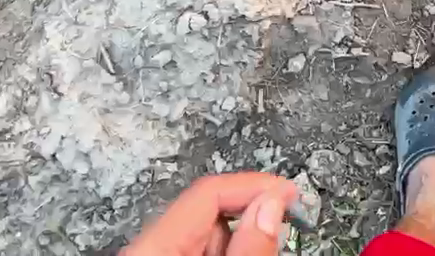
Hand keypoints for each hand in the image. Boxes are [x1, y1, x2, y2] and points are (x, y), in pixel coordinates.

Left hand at [121, 172, 297, 255]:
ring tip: (257, 250)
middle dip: (249, 216)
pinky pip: (193, 250)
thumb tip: (272, 203)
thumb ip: (245, 247)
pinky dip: (222, 251)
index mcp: (150, 246)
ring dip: (236, 238)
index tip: (290, 193)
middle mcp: (144, 248)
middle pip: (207, 211)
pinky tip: (236, 255)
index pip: (210, 190)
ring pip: (202, 233)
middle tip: (278, 231)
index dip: (256, 185)